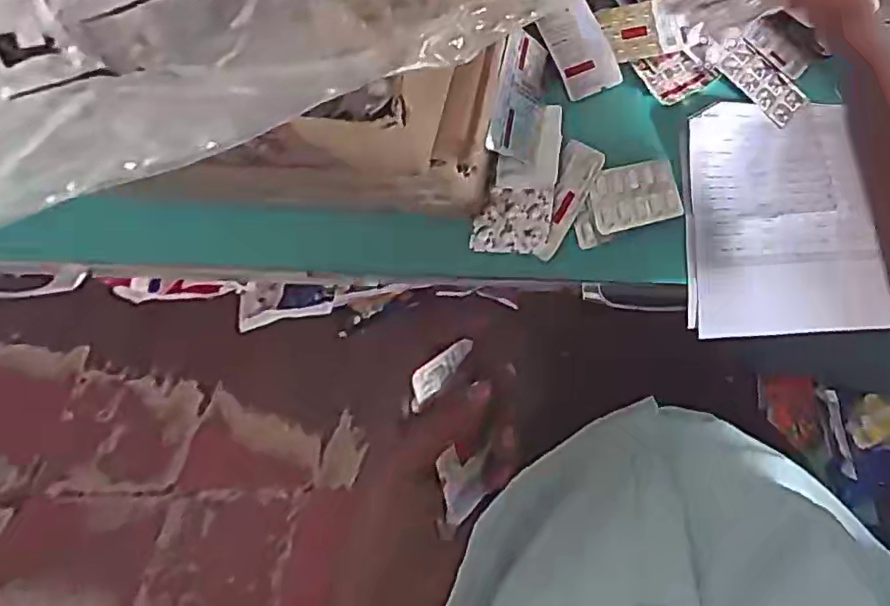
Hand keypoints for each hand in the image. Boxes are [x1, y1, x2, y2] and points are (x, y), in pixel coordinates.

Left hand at [329, 297, 522, 605]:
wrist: (396, 604)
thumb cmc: (381, 540)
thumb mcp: (399, 473)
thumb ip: (439, 421)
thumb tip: (485, 382)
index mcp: (401, 408)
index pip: (430, 344)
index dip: (459, 321)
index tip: (495, 313)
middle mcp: (431, 415)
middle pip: (473, 367)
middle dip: (493, 379)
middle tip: (499, 401)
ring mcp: (458, 442)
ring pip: (495, 399)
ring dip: (503, 419)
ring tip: (496, 455)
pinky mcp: (481, 467)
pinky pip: (506, 435)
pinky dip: (508, 446)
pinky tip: (498, 472)